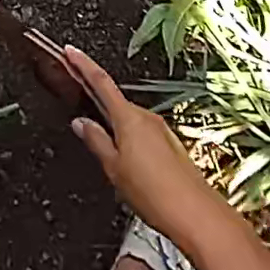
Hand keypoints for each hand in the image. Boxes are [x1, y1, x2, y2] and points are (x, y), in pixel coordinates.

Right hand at [65, 46, 221, 243]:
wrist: (199, 218)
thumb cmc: (155, 193)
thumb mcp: (114, 168)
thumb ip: (95, 140)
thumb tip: (81, 123)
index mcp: (128, 117)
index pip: (100, 81)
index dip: (82, 64)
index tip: (70, 51)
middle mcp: (146, 117)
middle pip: (116, 103)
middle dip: (99, 108)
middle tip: (84, 118)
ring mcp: (161, 131)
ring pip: (130, 122)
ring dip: (117, 129)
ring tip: (110, 157)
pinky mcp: (172, 146)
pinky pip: (144, 135)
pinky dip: (132, 141)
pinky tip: (132, 166)